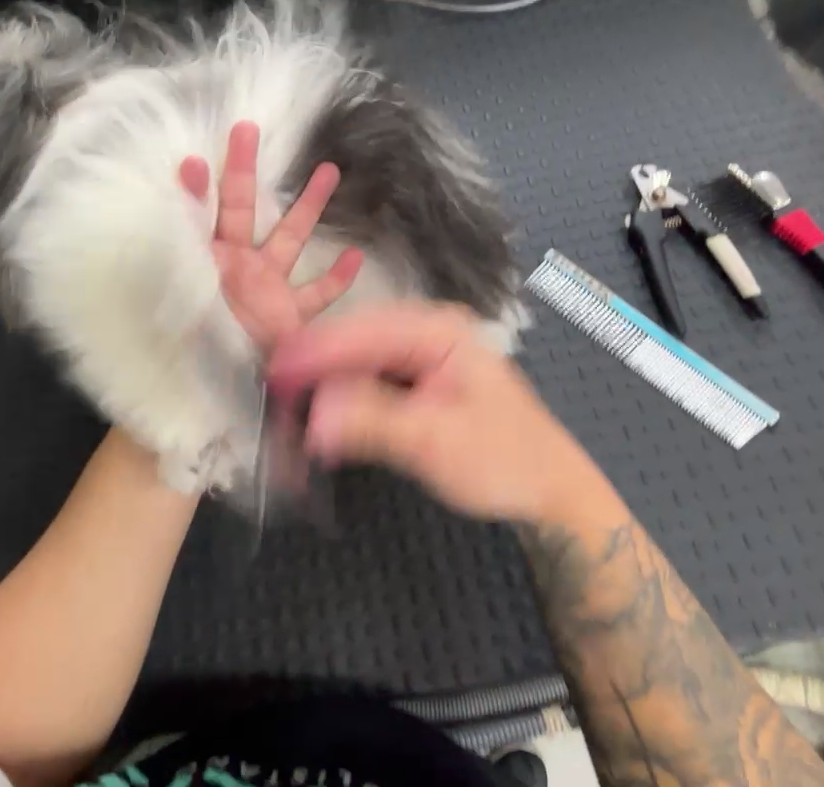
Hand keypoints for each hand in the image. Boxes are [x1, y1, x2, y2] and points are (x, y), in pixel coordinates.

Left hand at [180, 121, 363, 351]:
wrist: (223, 407)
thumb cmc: (202, 358)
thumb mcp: (186, 308)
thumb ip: (184, 264)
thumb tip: (175, 218)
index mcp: (207, 265)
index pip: (197, 218)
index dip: (194, 191)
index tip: (190, 160)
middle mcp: (235, 267)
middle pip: (240, 208)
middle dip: (244, 168)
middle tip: (246, 127)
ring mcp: (265, 289)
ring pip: (290, 237)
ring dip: (308, 205)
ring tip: (329, 170)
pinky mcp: (289, 317)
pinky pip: (316, 294)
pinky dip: (336, 278)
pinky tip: (355, 256)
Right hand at [267, 303, 595, 522]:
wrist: (549, 492)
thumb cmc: (504, 461)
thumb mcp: (435, 441)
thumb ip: (371, 421)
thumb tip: (312, 416)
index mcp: (441, 331)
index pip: (364, 331)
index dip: (316, 349)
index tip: (277, 367)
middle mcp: (430, 333)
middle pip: (357, 341)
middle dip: (316, 365)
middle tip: (275, 387)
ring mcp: (424, 357)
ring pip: (360, 361)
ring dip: (326, 383)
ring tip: (289, 401)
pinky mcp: (419, 383)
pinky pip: (370, 381)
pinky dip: (344, 399)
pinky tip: (321, 414)